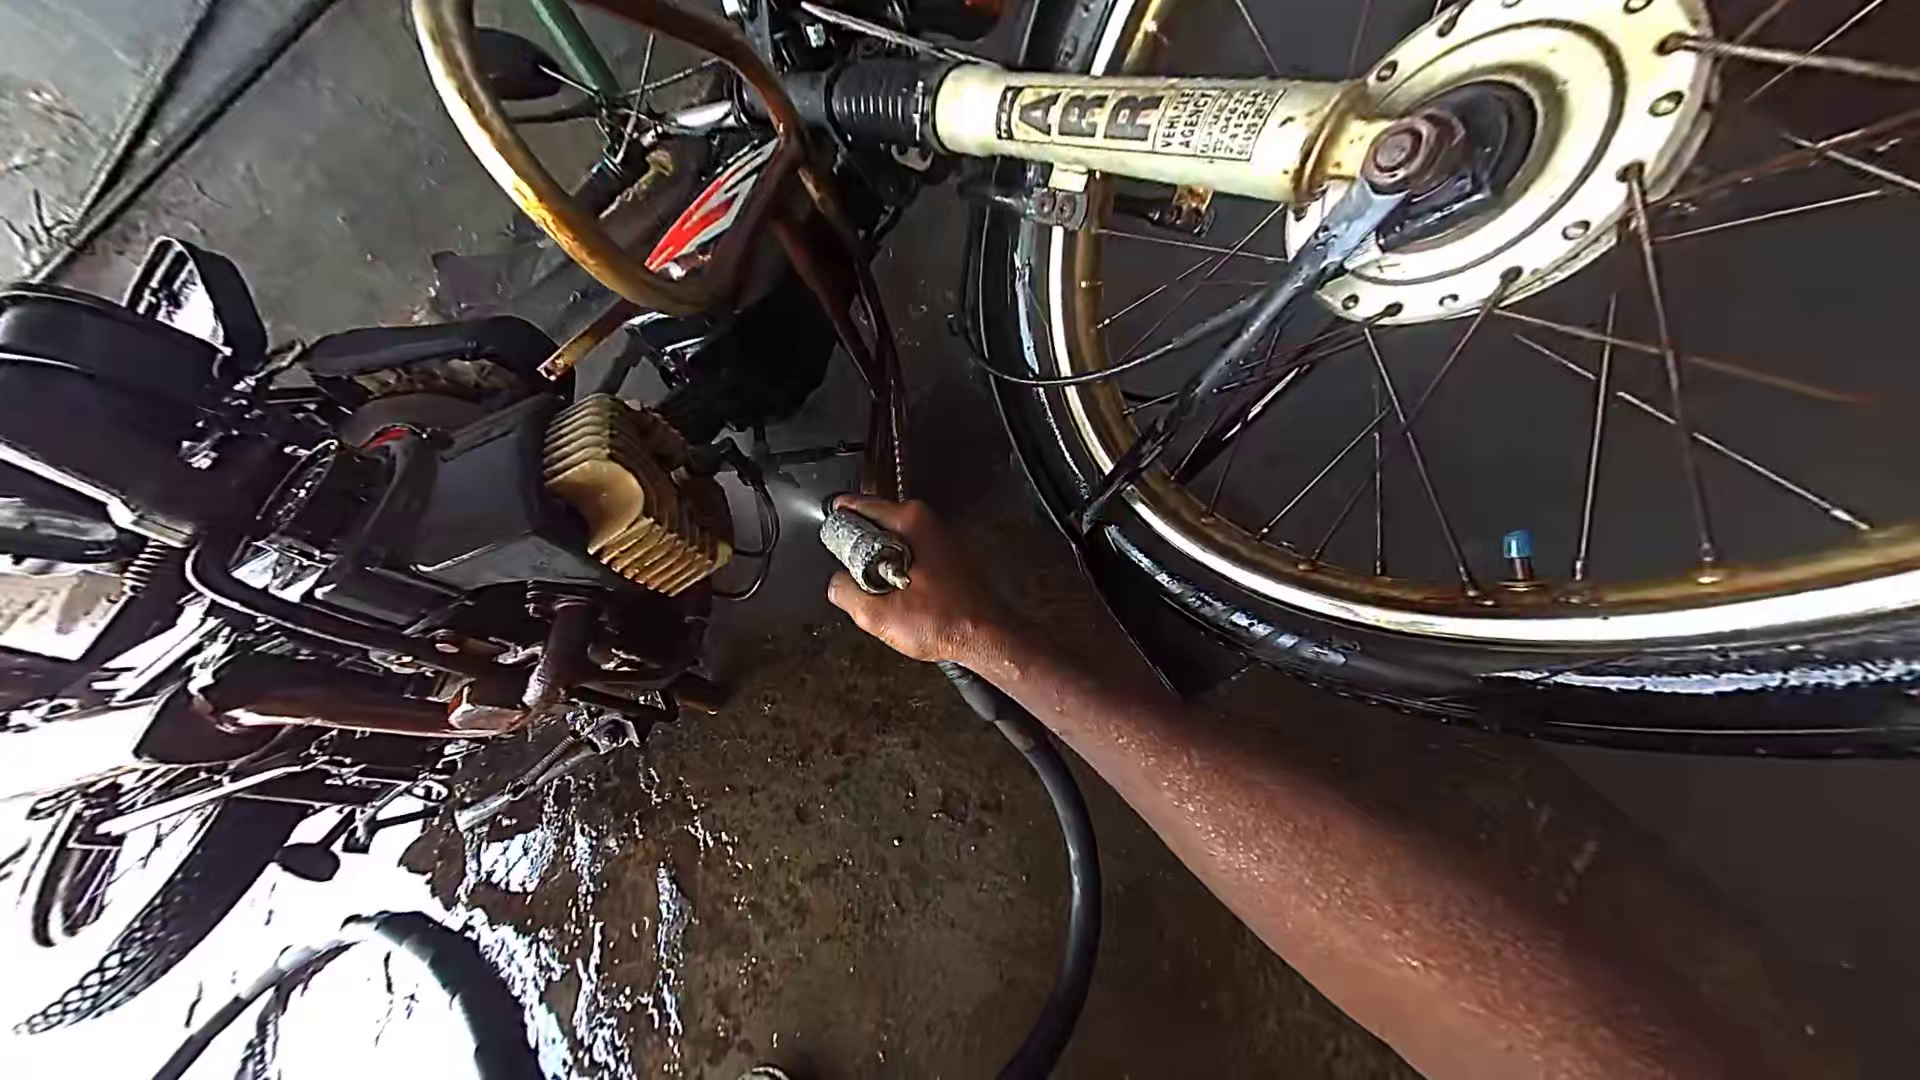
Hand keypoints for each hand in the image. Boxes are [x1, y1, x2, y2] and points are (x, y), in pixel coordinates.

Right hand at [826, 496, 1019, 665]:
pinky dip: (899, 573)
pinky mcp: (945, 556)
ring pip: (891, 543)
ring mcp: (939, 537)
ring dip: (880, 565)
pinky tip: (905, 599)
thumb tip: (837, 583)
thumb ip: (846, 592)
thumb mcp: (878, 614)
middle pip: (874, 525)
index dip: (838, 523)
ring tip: (886, 595)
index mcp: (912, 522)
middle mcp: (928, 522)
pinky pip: (908, 557)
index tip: (830, 537)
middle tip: (861, 580)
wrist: (987, 637)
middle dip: (860, 551)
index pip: (859, 505)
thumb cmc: (949, 622)